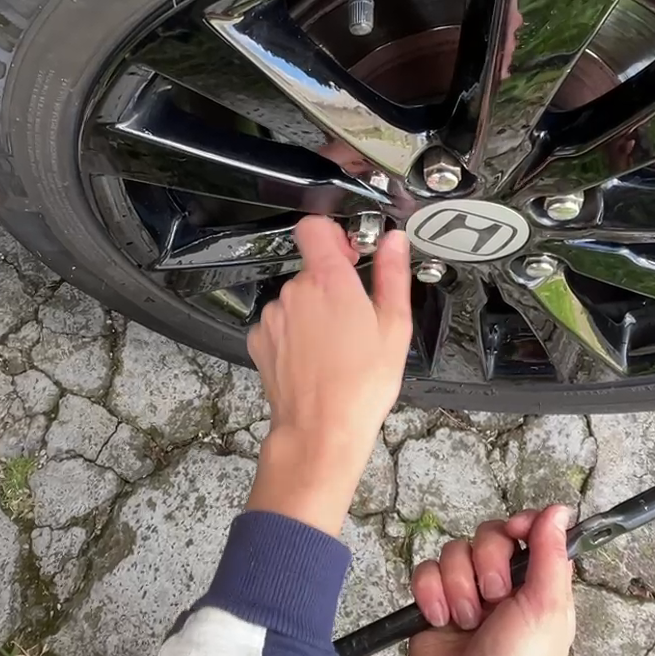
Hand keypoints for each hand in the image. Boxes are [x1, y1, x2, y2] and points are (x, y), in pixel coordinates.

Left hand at [245, 216, 411, 534]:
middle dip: (332, 284)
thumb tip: (394, 242)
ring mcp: (274, 315)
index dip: (333, 235)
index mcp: (329, 280)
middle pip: (311, 268)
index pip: (315, 227)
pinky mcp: (260, 338)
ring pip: (296, 298)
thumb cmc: (360, 384)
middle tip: (355, 317)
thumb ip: (392, 274)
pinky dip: (295, 333)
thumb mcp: (394, 326)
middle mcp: (295, 292)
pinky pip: (281, 322)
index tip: (349, 253)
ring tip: (336, 345)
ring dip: (313, 311)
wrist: (321, 429)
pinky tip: (315, 357)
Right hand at [403, 505, 576, 655]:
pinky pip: (425, 569)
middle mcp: (504, 588)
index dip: (520, 525)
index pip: (530, 533)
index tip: (514, 533)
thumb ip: (551, 556)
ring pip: (453, 550)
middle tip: (493, 598)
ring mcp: (466, 595)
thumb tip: (561, 509)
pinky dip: (430, 592)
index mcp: (539, 590)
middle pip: (488, 535)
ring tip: (464, 621)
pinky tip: (438, 619)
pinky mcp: (434, 603)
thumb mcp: (545, 614)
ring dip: (457, 585)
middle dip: (486, 563)